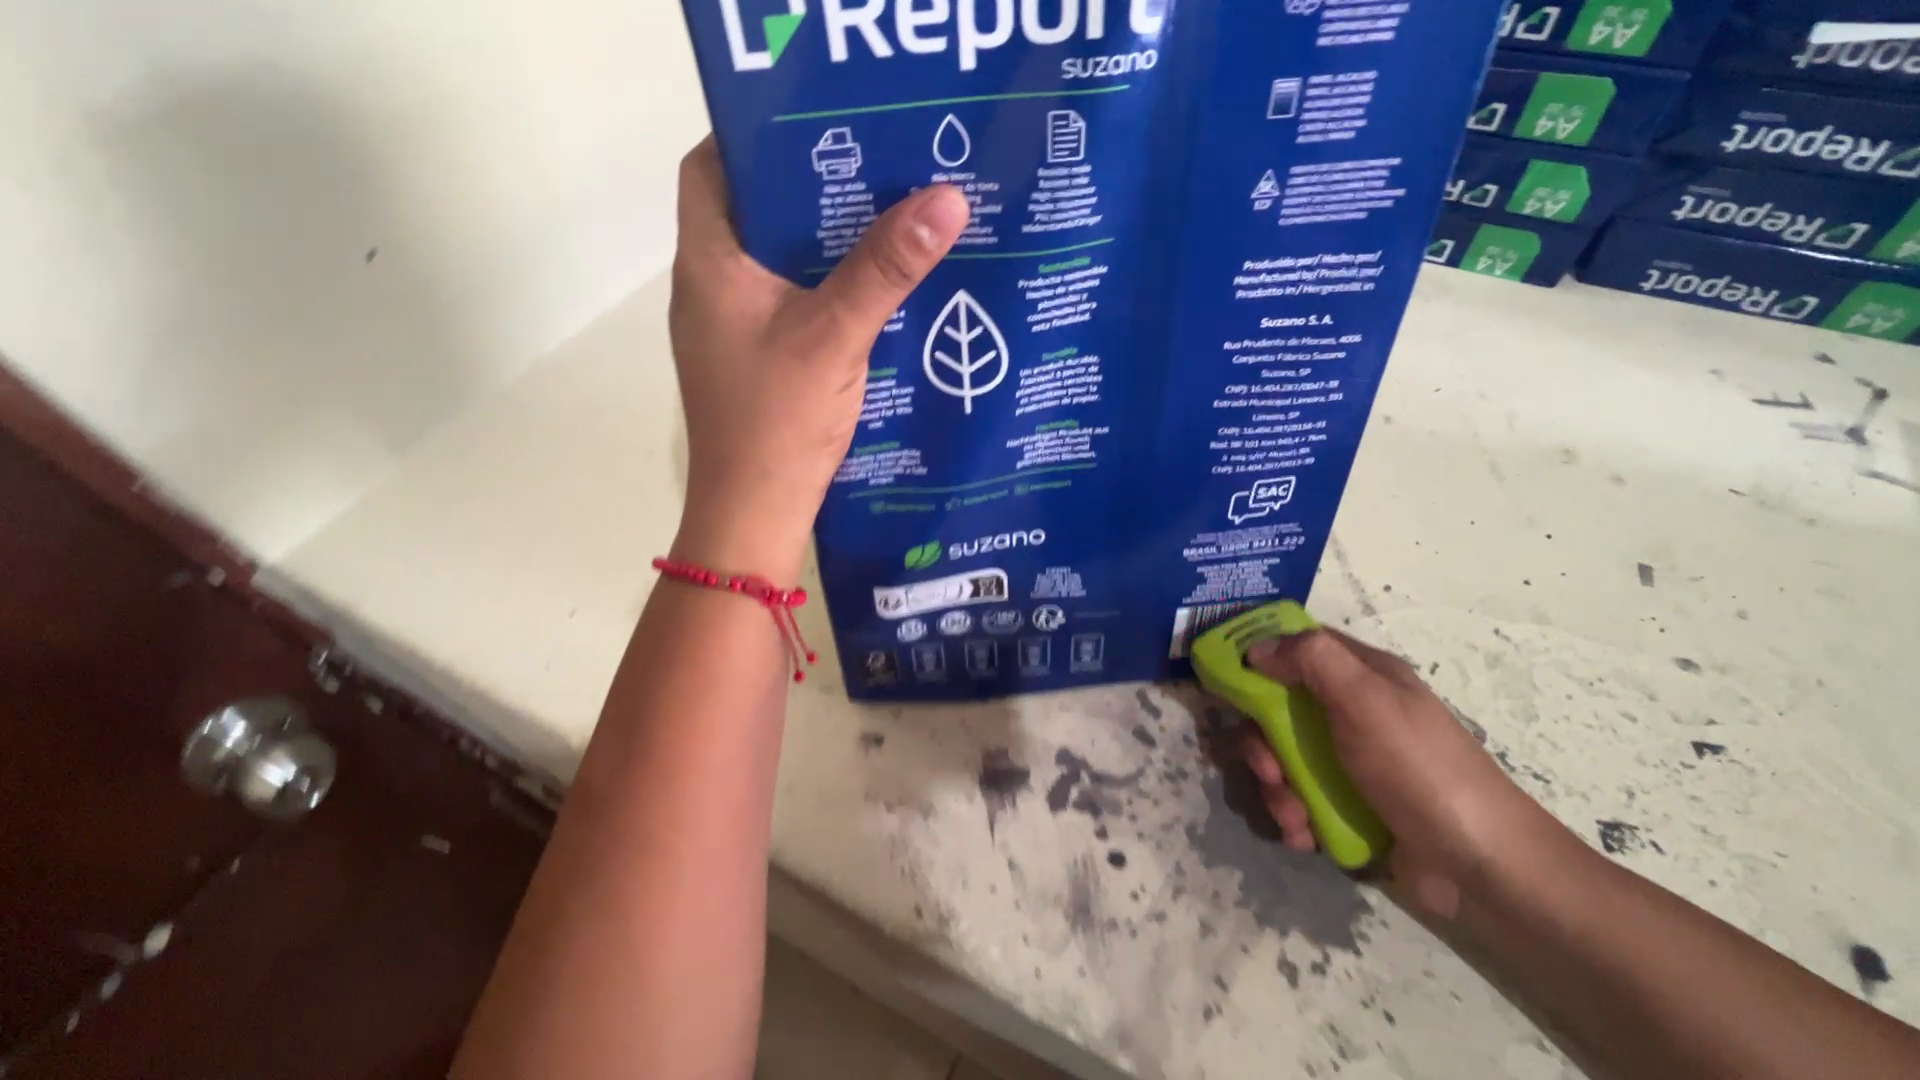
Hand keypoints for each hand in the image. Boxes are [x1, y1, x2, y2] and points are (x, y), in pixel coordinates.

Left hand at [668, 139, 970, 579]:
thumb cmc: (777, 422)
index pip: (712, 167)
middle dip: (812, 183)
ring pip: (778, 258)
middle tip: (879, 160)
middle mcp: (711, 285)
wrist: (752, 516)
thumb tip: (948, 198)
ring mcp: (732, 325)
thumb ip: (886, 268)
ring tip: (889, 211)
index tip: (823, 124)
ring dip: (826, 237)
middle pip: (755, 209)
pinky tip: (878, 284)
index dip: (758, 135)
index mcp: (710, 263)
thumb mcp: (835, 337)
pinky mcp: (755, 356)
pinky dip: (827, 282)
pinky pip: (792, 298)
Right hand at [1238, 628, 1555, 918]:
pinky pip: (1291, 802)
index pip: (1294, 647)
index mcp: (1358, 677)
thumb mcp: (1367, 700)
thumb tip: (1257, 646)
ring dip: (1272, 791)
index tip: (1220, 679)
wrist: (1477, 864)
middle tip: (1269, 770)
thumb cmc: (1421, 769)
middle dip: (1257, 745)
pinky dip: (1290, 820)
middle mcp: (1344, 714)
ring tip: (1294, 817)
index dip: (1254, 656)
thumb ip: (1311, 660)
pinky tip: (1305, 836)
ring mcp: (1341, 764)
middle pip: (1269, 711)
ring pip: (1274, 762)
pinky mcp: (1339, 808)